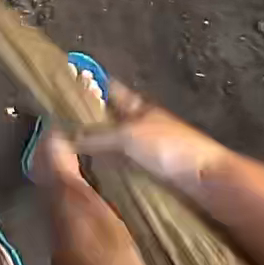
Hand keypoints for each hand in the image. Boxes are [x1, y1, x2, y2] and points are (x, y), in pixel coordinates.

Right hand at [77, 83, 232, 192]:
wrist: (206, 180)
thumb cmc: (169, 148)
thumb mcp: (127, 136)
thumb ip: (96, 135)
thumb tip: (64, 134)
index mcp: (139, 107)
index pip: (110, 88)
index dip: (91, 84)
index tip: (66, 84)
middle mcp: (140, 124)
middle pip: (108, 117)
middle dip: (86, 118)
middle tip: (57, 124)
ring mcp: (144, 149)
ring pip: (111, 142)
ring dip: (93, 145)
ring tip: (64, 148)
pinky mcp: (146, 172)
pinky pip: (117, 164)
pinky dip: (103, 165)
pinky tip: (87, 171)